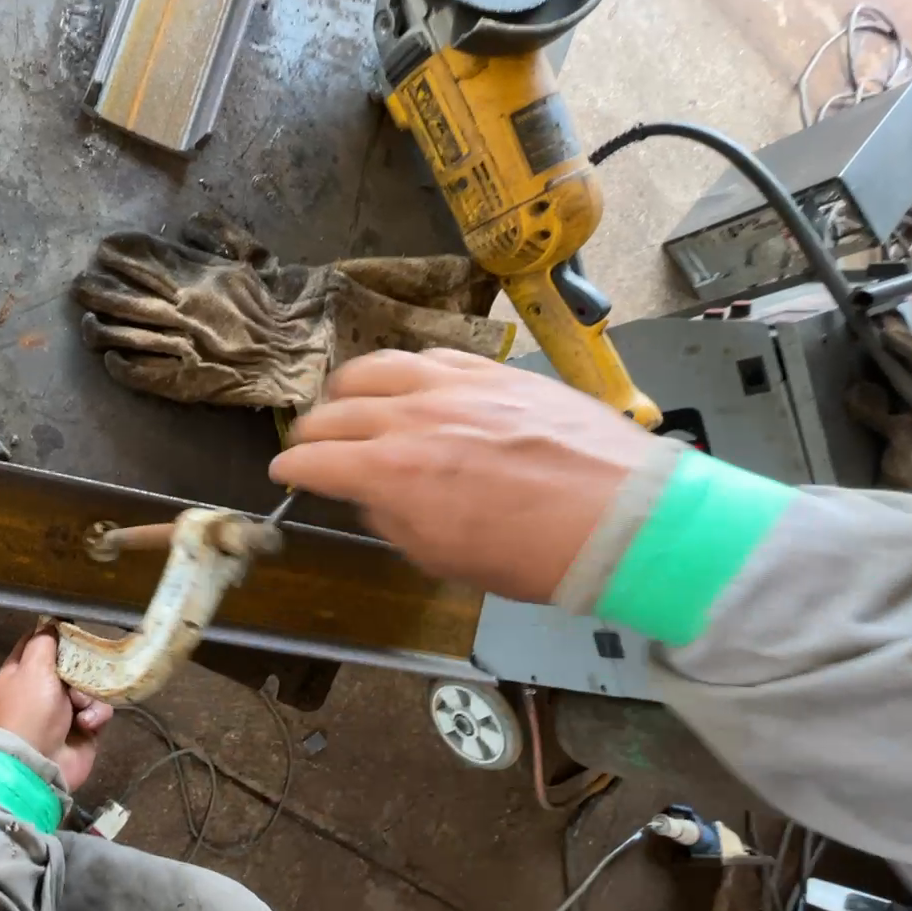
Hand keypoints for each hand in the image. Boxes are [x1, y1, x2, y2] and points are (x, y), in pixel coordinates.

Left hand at [0, 629, 112, 791]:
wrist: (40, 765)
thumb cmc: (31, 711)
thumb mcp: (32, 668)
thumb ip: (44, 642)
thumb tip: (50, 624)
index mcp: (19, 673)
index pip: (37, 642)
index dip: (54, 634)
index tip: (74, 628)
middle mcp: (40, 689)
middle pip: (70, 663)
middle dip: (81, 668)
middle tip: (84, 670)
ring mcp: (62, 709)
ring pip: (88, 686)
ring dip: (88, 695)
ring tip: (79, 706)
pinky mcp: (82, 727)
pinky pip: (97, 709)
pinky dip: (94, 715)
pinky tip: (86, 724)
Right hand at [269, 348, 661, 601]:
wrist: (627, 521)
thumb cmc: (530, 555)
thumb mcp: (438, 556)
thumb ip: (388, 517)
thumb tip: (369, 494)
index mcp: (391, 473)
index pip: (310, 460)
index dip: (288, 469)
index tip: (284, 475)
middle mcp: (410, 419)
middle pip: (331, 412)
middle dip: (310, 435)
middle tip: (313, 448)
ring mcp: (452, 386)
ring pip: (372, 368)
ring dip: (346, 389)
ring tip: (348, 403)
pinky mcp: (493, 370)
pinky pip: (429, 355)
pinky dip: (404, 371)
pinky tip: (409, 386)